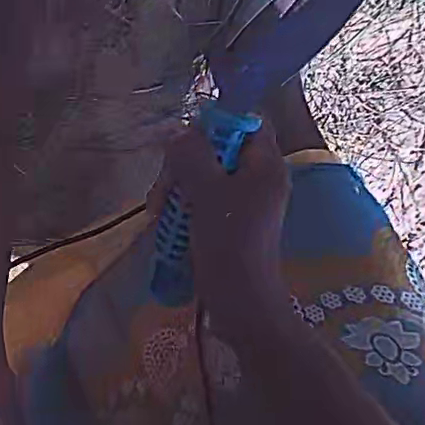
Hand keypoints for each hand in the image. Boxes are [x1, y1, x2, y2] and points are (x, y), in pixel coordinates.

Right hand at [148, 119, 288, 318]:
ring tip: (158, 211)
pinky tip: (164, 222)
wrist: (240, 302)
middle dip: (184, 164)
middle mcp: (257, 179)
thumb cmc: (229, 244)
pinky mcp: (226, 221)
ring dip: (175, 187)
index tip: (186, 141)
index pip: (247, 122)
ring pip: (202, 175)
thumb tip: (178, 133)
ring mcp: (242, 202)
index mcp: (265, 166)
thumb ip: (192, 156)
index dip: (217, 123)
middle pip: (217, 149)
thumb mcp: (206, 193)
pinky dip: (180, 206)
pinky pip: (200, 199)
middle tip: (164, 187)